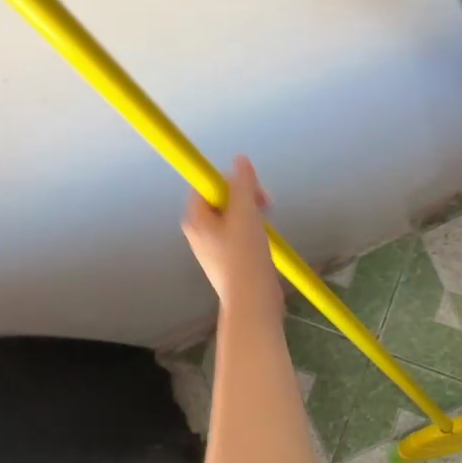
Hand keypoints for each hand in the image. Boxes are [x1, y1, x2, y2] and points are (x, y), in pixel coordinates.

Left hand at [182, 156, 281, 313]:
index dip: (229, 181)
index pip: (205, 184)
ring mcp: (212, 249)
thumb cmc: (245, 256)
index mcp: (195, 219)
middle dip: (244, 198)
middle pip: (219, 201)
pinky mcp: (227, 262)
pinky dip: (251, 233)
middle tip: (265, 205)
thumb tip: (240, 160)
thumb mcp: (245, 214)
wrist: (252, 302)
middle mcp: (198, 232)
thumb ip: (242, 185)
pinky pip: (237, 236)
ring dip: (250, 215)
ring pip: (230, 219)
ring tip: (266, 226)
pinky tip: (264, 243)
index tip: (252, 189)